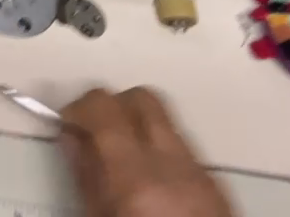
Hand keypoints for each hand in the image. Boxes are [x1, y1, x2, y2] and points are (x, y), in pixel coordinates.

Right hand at [58, 88, 234, 216]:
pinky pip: (185, 151)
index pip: (103, 105)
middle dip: (114, 107)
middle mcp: (173, 165)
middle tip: (96, 133)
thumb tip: (71, 136)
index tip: (68, 125)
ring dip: (140, 128)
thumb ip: (84, 175)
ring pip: (167, 122)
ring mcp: (203, 176)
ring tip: (125, 161)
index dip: (80, 106)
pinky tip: (153, 185)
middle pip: (142, 99)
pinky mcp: (220, 190)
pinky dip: (163, 152)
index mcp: (135, 175)